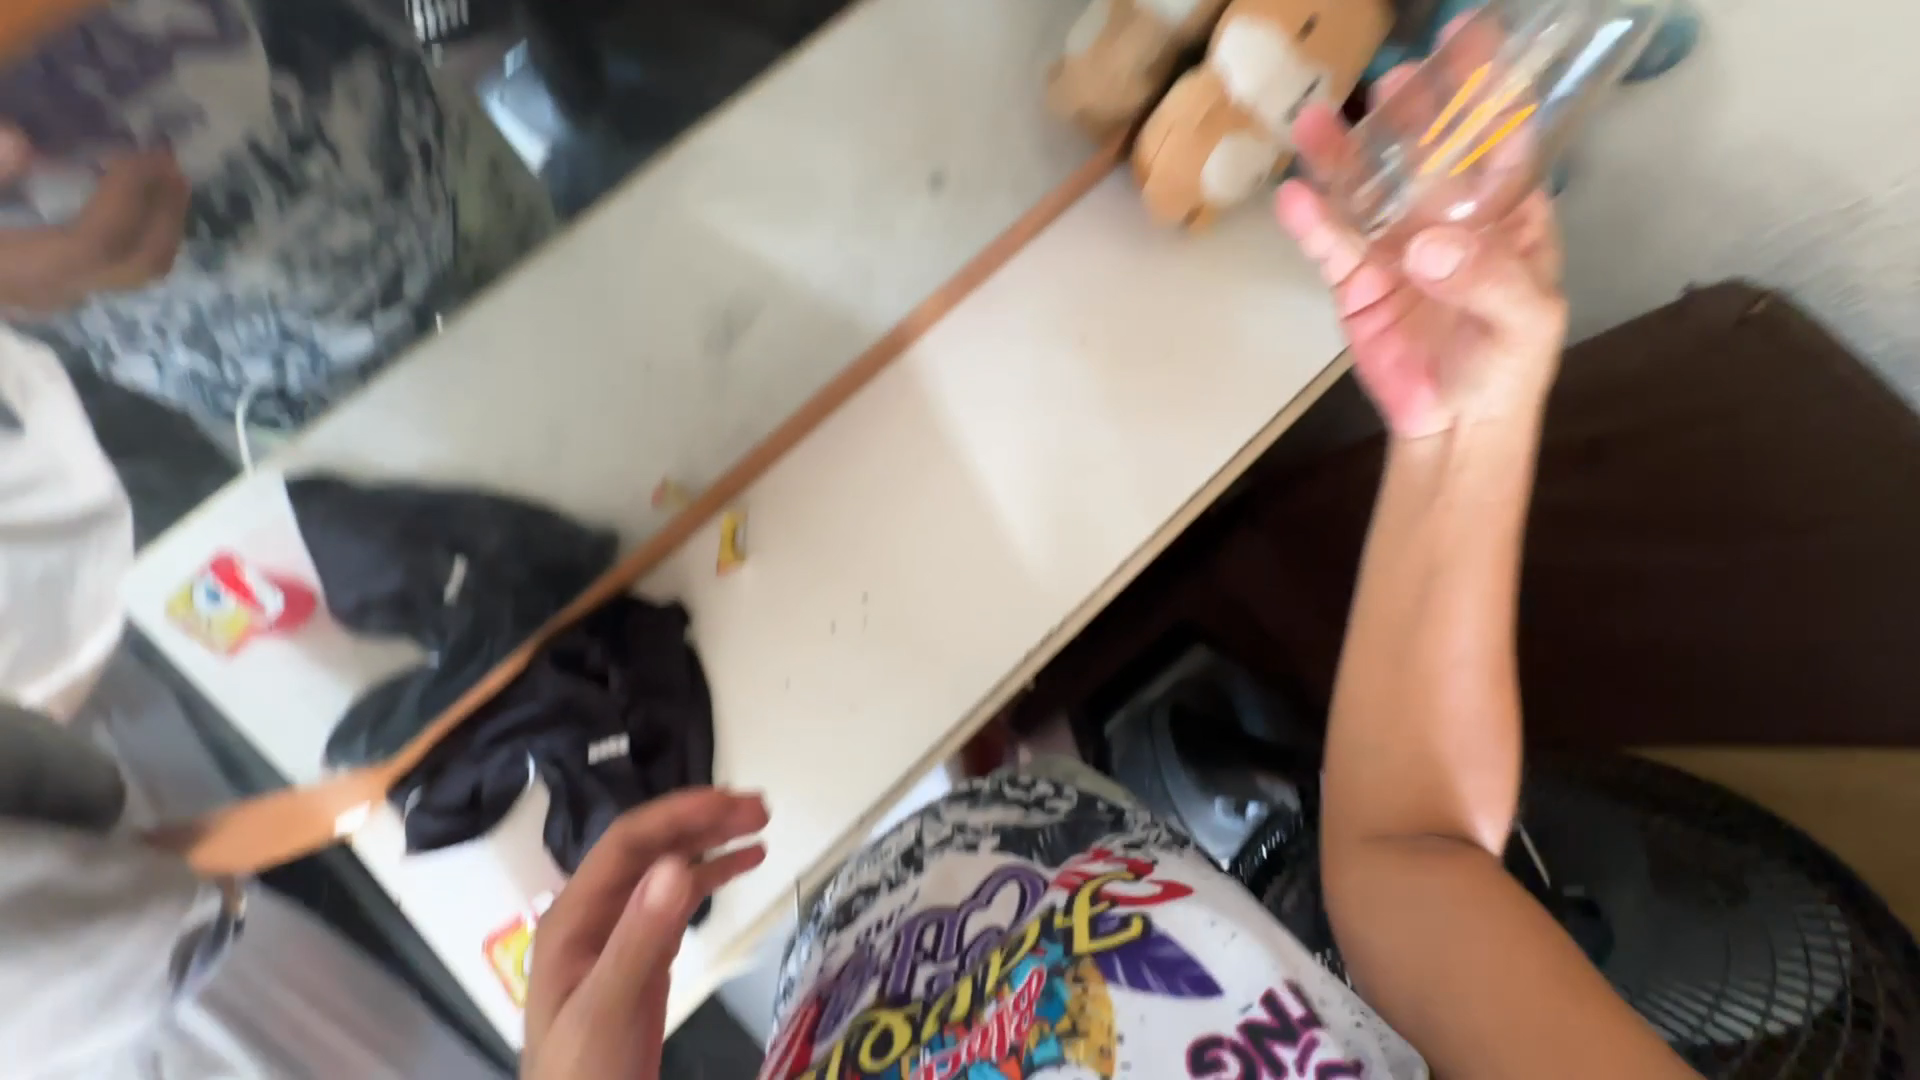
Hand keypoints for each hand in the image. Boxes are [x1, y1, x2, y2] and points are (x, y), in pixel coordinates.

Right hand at [0, 125, 191, 314]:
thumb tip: (19, 139)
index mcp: (17, 269)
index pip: (98, 239)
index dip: (126, 196)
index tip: (141, 153)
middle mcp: (53, 291)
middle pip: (141, 262)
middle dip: (165, 212)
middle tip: (170, 161)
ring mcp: (60, 297)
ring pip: (140, 271)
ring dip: (161, 224)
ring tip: (165, 179)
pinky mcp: (55, 292)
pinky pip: (123, 270)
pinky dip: (140, 235)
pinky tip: (135, 203)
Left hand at [522, 788, 769, 1079]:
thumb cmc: (586, 1074)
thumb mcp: (609, 1008)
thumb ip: (640, 938)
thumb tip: (677, 864)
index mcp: (575, 914)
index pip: (628, 843)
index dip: (678, 813)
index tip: (729, 801)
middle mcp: (597, 911)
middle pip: (653, 847)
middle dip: (704, 820)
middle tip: (760, 807)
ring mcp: (622, 929)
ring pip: (670, 866)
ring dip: (714, 840)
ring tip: (761, 823)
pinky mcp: (646, 950)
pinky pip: (681, 897)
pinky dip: (715, 874)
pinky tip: (747, 862)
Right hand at [1274, 78, 1566, 440]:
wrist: (1451, 421)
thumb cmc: (1504, 364)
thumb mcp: (1524, 321)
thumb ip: (1488, 279)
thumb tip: (1427, 245)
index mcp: (1506, 216)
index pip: (1498, 141)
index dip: (1484, 89)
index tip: (1465, 37)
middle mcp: (1447, 220)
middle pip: (1425, 156)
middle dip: (1411, 116)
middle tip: (1393, 78)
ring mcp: (1395, 250)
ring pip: (1366, 194)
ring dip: (1344, 158)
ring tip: (1316, 120)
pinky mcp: (1355, 284)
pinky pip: (1331, 248)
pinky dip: (1313, 224)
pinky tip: (1294, 195)